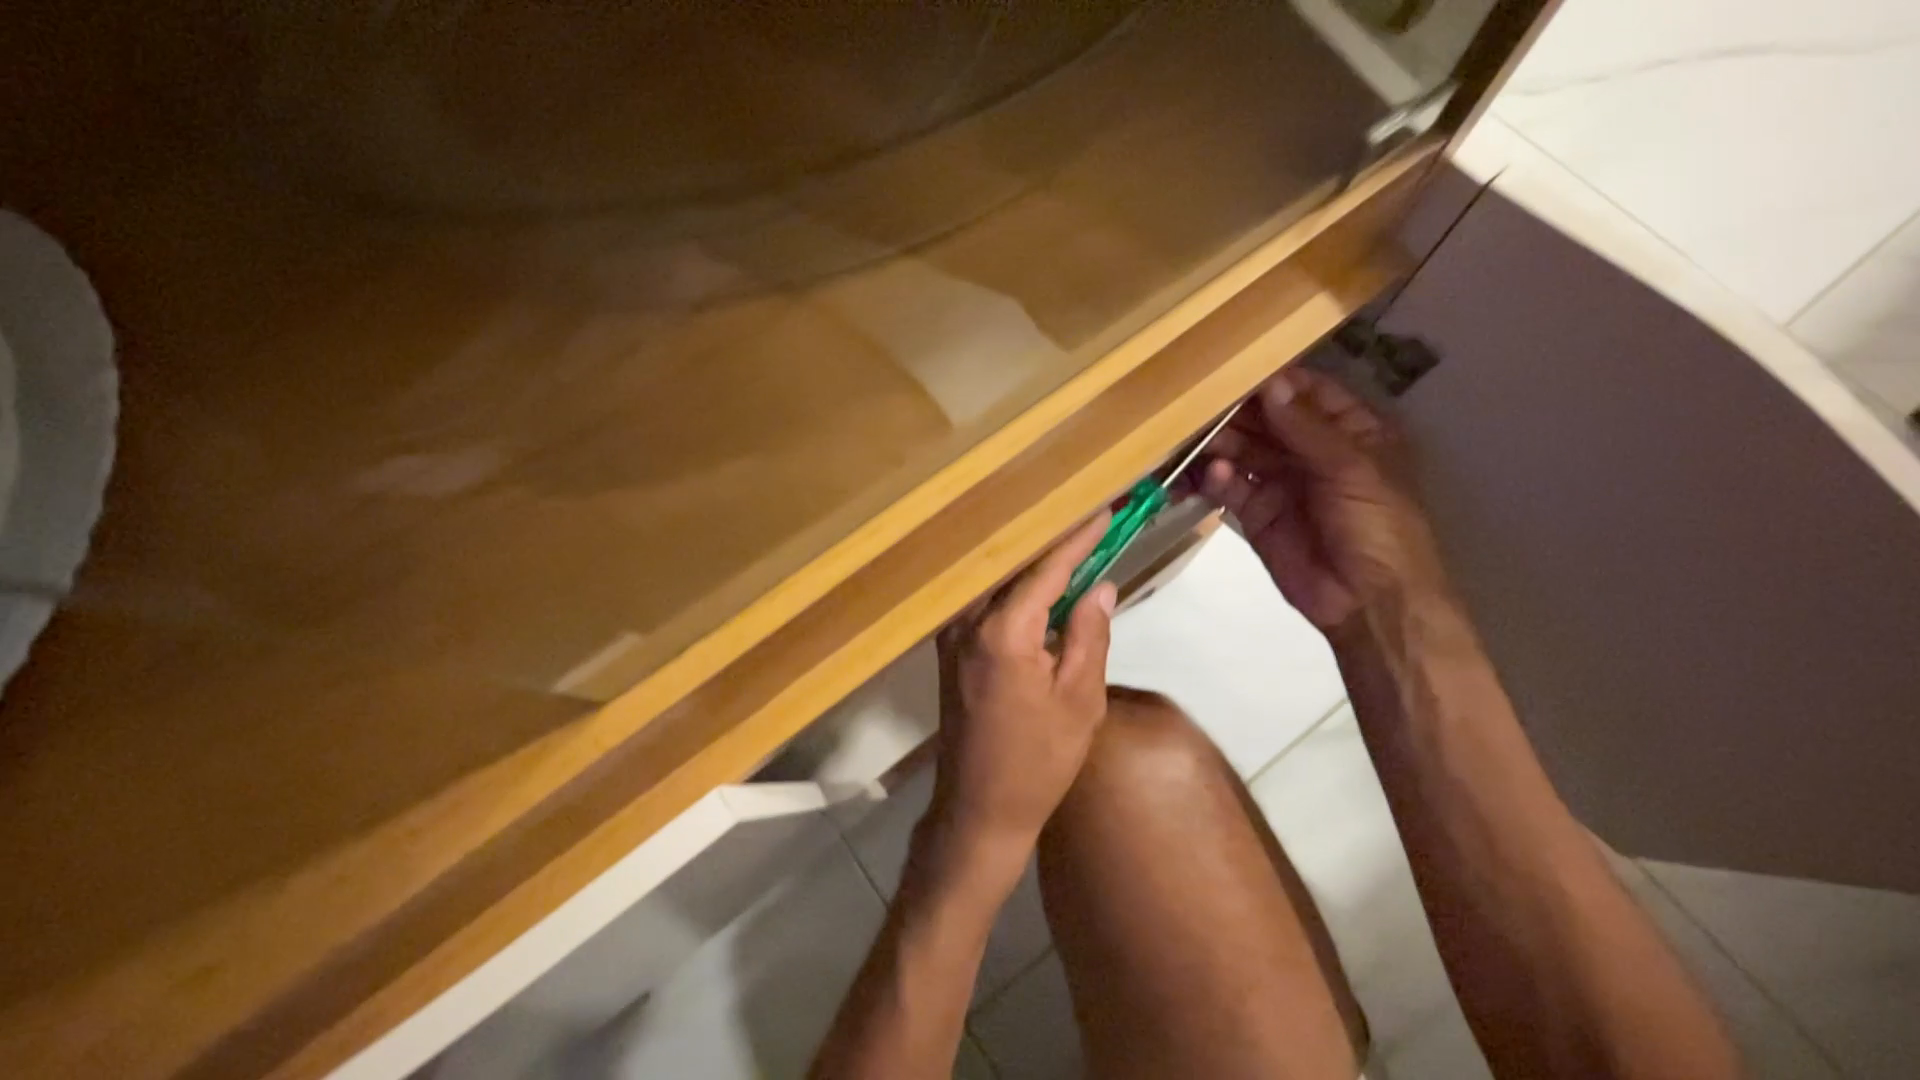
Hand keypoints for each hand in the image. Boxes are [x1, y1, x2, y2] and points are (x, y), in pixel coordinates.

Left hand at [930, 514, 1117, 849]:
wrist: (979, 809)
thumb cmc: (1038, 761)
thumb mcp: (1079, 699)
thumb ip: (1088, 634)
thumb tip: (1099, 587)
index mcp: (1002, 631)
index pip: (1046, 567)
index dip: (1079, 538)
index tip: (1106, 510)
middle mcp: (968, 621)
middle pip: (1014, 564)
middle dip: (1054, 540)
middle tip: (1090, 516)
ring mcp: (952, 634)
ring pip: (996, 580)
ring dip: (1032, 561)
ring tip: (1071, 540)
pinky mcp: (949, 649)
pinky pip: (985, 602)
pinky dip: (1014, 586)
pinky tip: (1038, 582)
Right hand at [1200, 367, 1445, 632]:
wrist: (1369, 602)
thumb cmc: (1377, 526)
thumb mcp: (1352, 469)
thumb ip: (1306, 427)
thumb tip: (1270, 383)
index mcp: (1349, 431)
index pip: (1306, 392)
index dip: (1273, 380)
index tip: (1234, 367)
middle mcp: (1311, 450)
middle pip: (1266, 419)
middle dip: (1235, 411)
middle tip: (1198, 403)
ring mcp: (1281, 481)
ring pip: (1242, 450)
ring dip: (1218, 443)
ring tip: (1192, 440)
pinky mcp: (1257, 513)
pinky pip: (1229, 487)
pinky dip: (1214, 479)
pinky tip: (1209, 476)